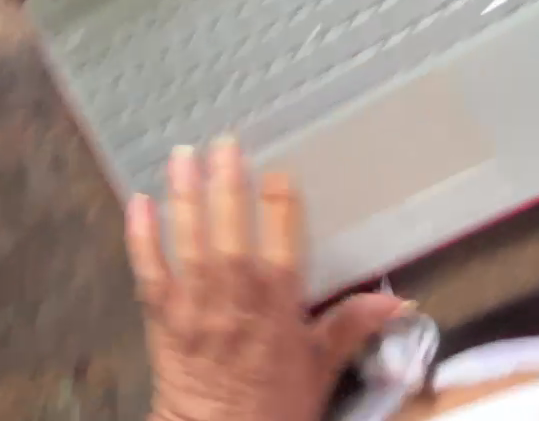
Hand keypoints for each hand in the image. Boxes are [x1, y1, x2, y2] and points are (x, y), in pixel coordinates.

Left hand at [125, 139, 407, 420]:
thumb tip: (400, 299)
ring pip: (191, 244)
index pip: (282, 247)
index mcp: (278, 308)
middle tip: (224, 143)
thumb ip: (352, 325)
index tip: (278, 171)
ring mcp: (195, 306)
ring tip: (183, 156)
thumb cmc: (276, 401)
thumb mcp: (322, 367)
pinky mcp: (162, 314)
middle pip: (232, 237)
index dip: (279, 206)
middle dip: (228, 188)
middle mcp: (236, 301)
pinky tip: (138, 200)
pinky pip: (149, 270)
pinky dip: (142, 236)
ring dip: (186, 199)